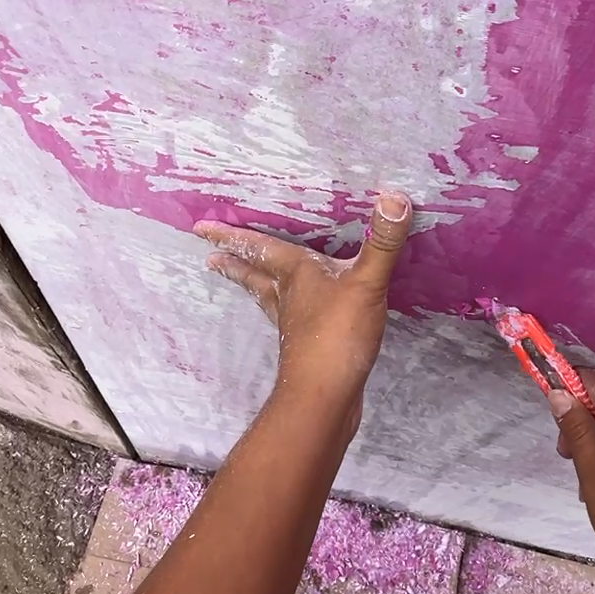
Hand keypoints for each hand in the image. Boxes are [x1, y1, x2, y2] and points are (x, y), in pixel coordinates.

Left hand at [195, 192, 413, 407]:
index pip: (260, 247)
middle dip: (235, 261)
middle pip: (256, 274)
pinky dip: (286, 306)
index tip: (200, 228)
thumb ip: (381, 243)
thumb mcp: (365, 284)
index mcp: (296, 275)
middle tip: (210, 256)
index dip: (232, 235)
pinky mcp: (308, 345)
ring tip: (236, 275)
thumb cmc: (337, 336)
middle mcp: (289, 296)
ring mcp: (295, 323)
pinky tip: (296, 311)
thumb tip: (394, 196)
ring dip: (254, 282)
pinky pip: (290, 315)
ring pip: (268, 295)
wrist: (327, 397)